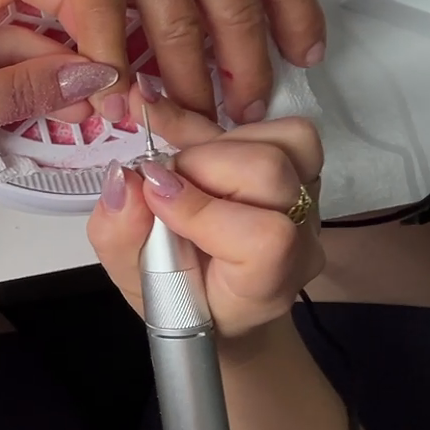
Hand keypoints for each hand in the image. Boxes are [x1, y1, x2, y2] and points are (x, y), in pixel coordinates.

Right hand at [8, 0, 346, 124]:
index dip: (298, 23)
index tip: (303, 57)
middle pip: (234, 17)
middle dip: (245, 72)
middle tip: (248, 110)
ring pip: (175, 33)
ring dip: (188, 84)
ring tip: (195, 117)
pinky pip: (106, 26)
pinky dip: (112, 67)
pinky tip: (120, 98)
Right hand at [88, 95, 324, 337]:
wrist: (215, 297)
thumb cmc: (173, 294)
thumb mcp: (127, 275)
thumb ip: (119, 232)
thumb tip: (124, 177)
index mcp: (262, 285)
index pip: (264, 237)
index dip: (201, 208)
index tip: (151, 195)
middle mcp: (300, 243)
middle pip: (270, 172)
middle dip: (200, 163)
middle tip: (162, 180)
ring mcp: (309, 205)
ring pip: (286, 142)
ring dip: (221, 145)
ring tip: (187, 168)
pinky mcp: (304, 176)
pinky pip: (288, 133)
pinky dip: (240, 132)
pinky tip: (208, 154)